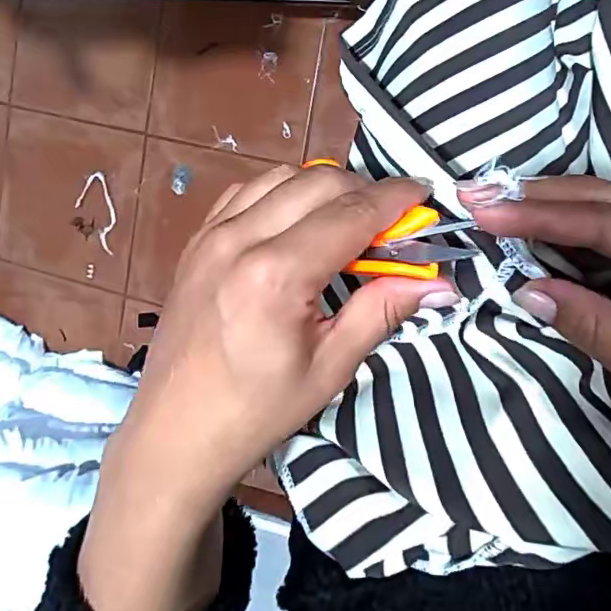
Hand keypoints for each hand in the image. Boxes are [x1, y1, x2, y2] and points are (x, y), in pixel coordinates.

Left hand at [82, 165, 449, 610]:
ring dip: (326, 187)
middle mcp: (241, 239)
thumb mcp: (330, 368)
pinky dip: (285, 191)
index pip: (351, 213)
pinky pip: (250, 189)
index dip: (396, 198)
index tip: (425, 193)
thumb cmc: (256, 411)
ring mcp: (212, 234)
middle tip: (392, 221)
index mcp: (277, 275)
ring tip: (348, 220)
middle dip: (367, 190)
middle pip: (321, 183)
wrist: (172, 433)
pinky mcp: (198, 239)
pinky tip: (299, 220)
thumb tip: (437, 282)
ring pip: (286, 176)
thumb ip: (382, 310)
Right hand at [464, 176, 610, 547]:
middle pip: (600, 198)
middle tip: (474, 193)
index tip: (481, 208)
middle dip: (535, 196)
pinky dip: (568, 228)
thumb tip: (526, 289)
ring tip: (491, 203)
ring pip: (603, 207)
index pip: (602, 220)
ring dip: (547, 206)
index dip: (537, 214)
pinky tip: (534, 227)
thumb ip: (594, 325)